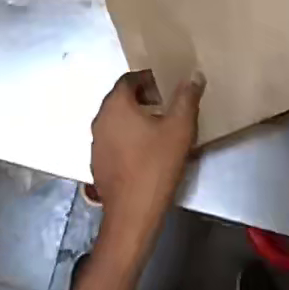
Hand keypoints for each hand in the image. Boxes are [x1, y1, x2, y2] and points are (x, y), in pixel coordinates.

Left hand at [89, 69, 202, 244]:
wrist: (132, 214)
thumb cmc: (156, 165)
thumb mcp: (179, 128)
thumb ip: (186, 98)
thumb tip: (193, 75)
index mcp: (116, 105)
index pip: (129, 79)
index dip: (148, 78)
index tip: (167, 85)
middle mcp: (100, 120)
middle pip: (121, 98)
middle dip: (143, 97)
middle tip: (167, 104)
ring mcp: (96, 143)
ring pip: (116, 120)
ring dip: (135, 118)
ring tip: (159, 127)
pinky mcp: (97, 163)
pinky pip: (113, 140)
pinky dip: (128, 137)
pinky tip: (146, 151)